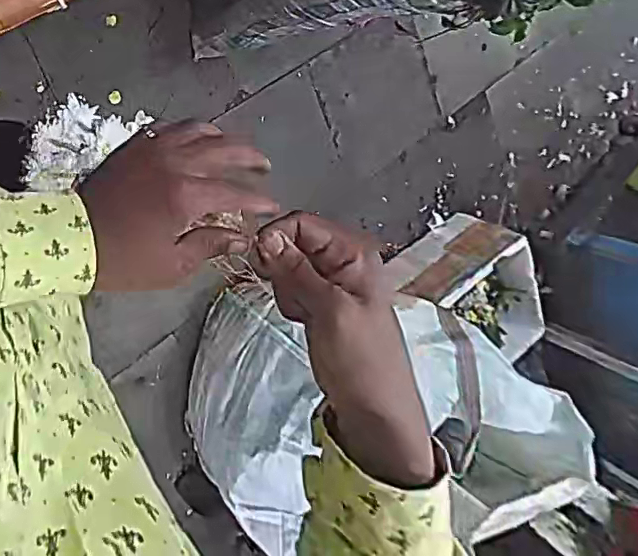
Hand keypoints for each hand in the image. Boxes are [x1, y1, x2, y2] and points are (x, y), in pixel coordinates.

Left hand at [77, 120, 277, 291]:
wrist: (74, 238)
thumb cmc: (124, 259)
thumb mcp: (172, 264)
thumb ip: (209, 245)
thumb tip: (239, 237)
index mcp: (187, 195)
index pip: (235, 192)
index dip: (257, 199)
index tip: (270, 205)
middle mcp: (176, 163)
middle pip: (225, 150)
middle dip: (250, 157)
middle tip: (263, 166)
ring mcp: (155, 148)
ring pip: (200, 130)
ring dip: (223, 137)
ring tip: (234, 146)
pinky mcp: (138, 144)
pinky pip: (172, 127)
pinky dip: (191, 131)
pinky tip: (197, 139)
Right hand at [250, 212, 435, 488]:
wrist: (376, 415)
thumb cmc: (362, 361)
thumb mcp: (329, 310)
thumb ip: (296, 270)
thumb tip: (266, 236)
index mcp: (353, 251)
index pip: (302, 222)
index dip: (277, 236)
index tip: (261, 261)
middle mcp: (343, 259)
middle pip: (293, 242)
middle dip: (283, 268)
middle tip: (295, 299)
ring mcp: (332, 281)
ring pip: (288, 266)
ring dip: (287, 289)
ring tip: (305, 315)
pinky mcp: (320, 302)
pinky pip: (292, 288)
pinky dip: (290, 302)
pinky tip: (303, 321)